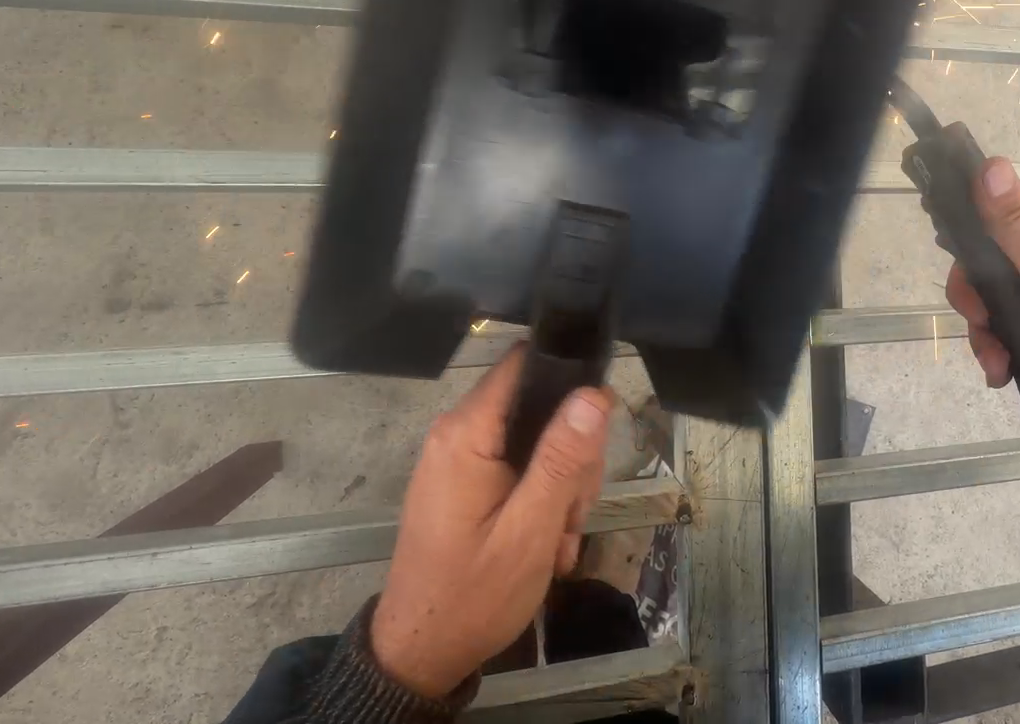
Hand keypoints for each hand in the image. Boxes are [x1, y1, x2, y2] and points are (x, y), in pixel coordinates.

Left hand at [369, 346, 614, 696]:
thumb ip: (562, 460)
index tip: (599, 423)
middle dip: (571, 451)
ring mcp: (460, 456)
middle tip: (574, 507)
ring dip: (561, 482)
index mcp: (467, 433)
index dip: (569, 379)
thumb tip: (594, 394)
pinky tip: (548, 539)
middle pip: (537, 404)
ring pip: (536, 437)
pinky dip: (541, 495)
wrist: (420, 655)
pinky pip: (519, 464)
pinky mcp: (466, 479)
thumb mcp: (529, 531)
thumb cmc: (473, 595)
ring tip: (559, 535)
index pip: (525, 363)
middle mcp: (459, 432)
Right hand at [946, 157, 1019, 460]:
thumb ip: (1014, 220)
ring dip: (986, 330)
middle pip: (987, 257)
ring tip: (995, 360)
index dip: (966, 225)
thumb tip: (989, 162)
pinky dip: (1002, 346)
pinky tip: (1002, 369)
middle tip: (977, 319)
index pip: (995, 202)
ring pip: (996, 296)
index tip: (948, 255)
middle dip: (973, 294)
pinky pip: (1013, 325)